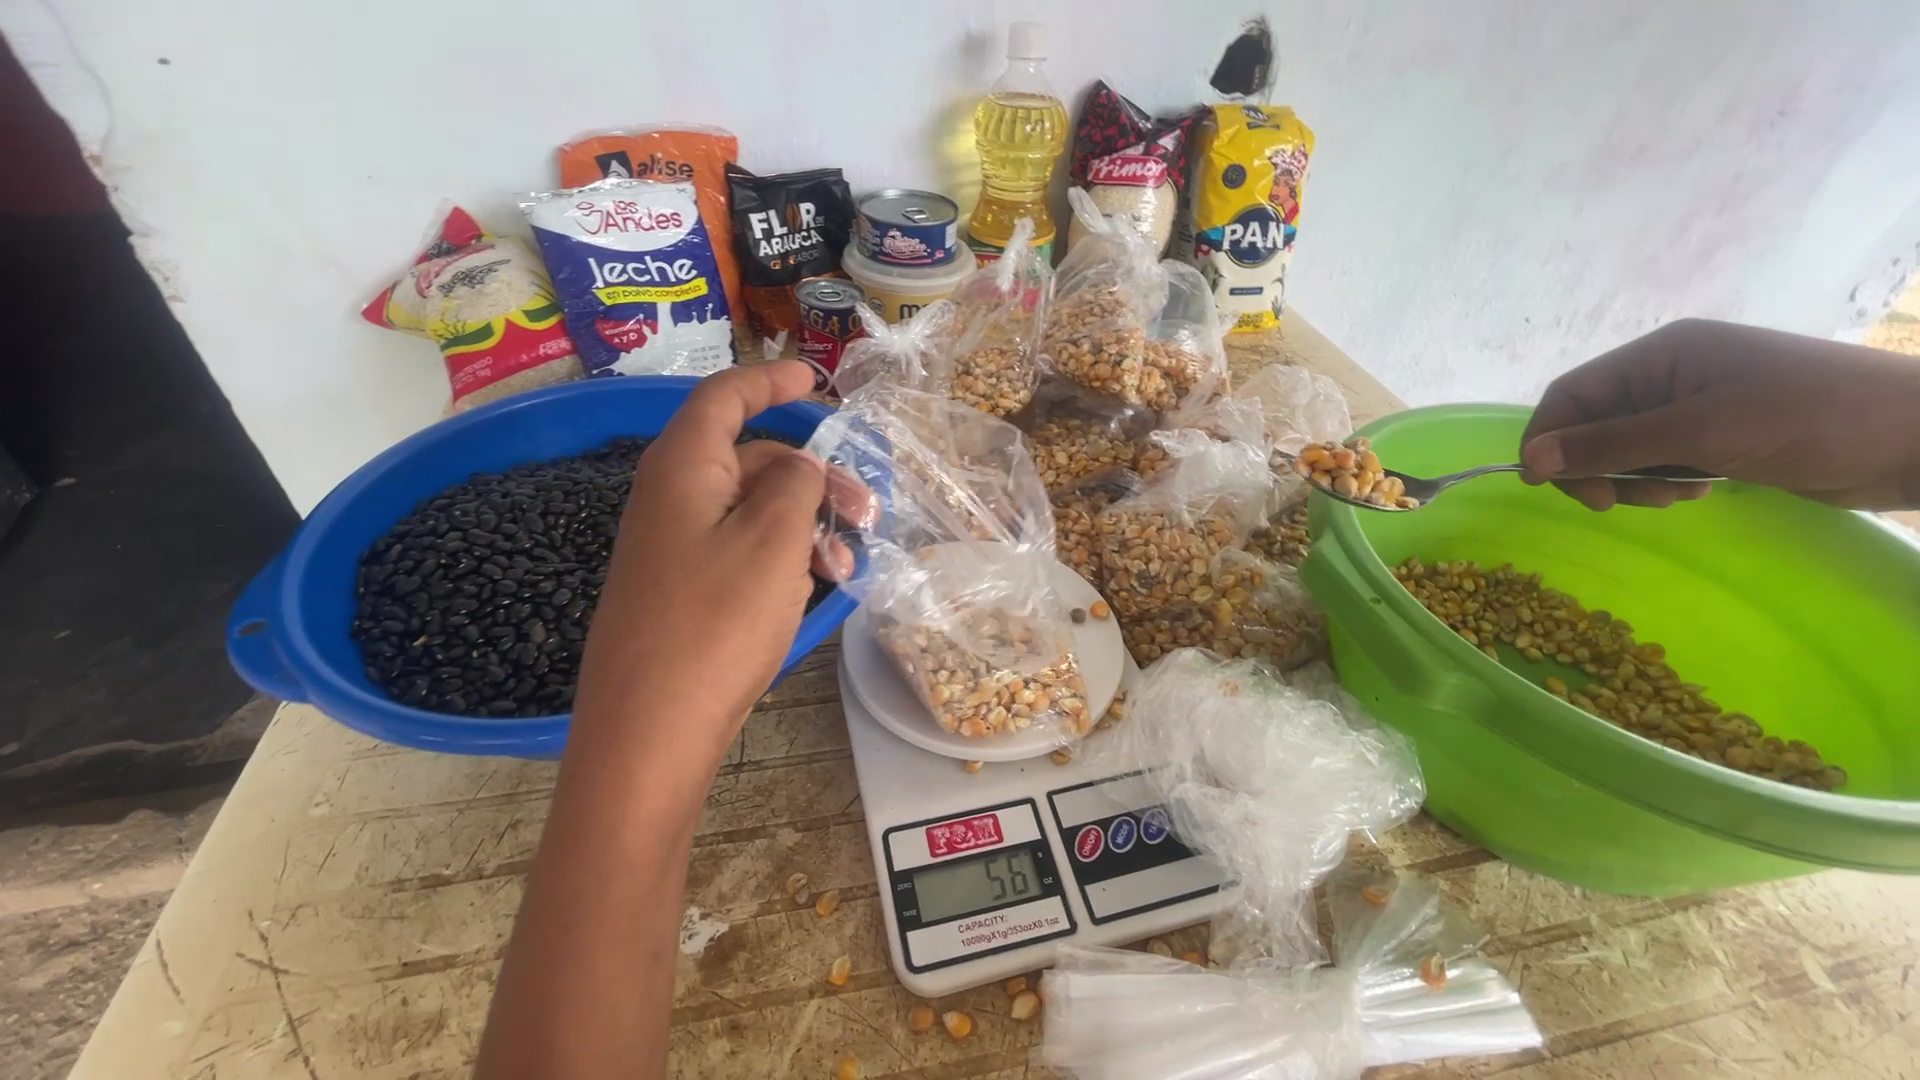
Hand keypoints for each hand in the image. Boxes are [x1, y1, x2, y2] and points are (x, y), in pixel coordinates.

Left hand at [570, 361, 857, 764]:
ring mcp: (676, 548)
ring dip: (806, 525)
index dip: (772, 380)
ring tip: (846, 566)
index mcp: (684, 467)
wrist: (650, 731)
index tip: (816, 378)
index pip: (725, 397)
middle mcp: (673, 498)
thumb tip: (801, 465)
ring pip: (753, 511)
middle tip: (867, 510)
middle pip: (752, 458)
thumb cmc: (714, 623)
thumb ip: (796, 484)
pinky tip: (817, 589)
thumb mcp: (772, 540)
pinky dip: (783, 558)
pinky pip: (742, 552)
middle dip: (814, 476)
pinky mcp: (685, 592)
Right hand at [1519, 318, 1919, 510]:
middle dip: (1596, 467)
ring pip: (1622, 449)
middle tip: (1616, 503)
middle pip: (1592, 425)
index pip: (1571, 396)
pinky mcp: (1717, 434)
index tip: (1548, 485)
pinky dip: (1662, 481)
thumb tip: (1529, 460)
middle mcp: (1668, 375)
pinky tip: (1699, 490)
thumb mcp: (1699, 431)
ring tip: (1677, 495)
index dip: (1549, 439)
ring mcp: (1694, 405)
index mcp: (1660, 355)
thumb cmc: (1811, 419)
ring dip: (1632, 480)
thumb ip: (1608, 446)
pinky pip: (1657, 459)